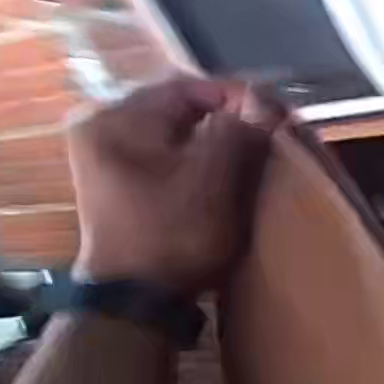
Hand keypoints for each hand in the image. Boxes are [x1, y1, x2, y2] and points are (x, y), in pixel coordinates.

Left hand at [66, 77, 278, 295]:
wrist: (139, 297)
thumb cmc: (175, 235)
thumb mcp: (213, 183)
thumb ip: (237, 135)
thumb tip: (265, 99)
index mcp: (117, 120)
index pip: (186, 86)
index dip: (237, 95)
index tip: (279, 114)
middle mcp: (105, 127)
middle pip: (181, 106)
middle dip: (231, 116)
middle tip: (273, 134)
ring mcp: (111, 155)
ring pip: (179, 129)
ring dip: (221, 137)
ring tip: (259, 152)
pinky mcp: (125, 179)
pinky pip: (173, 151)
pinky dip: (205, 154)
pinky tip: (230, 171)